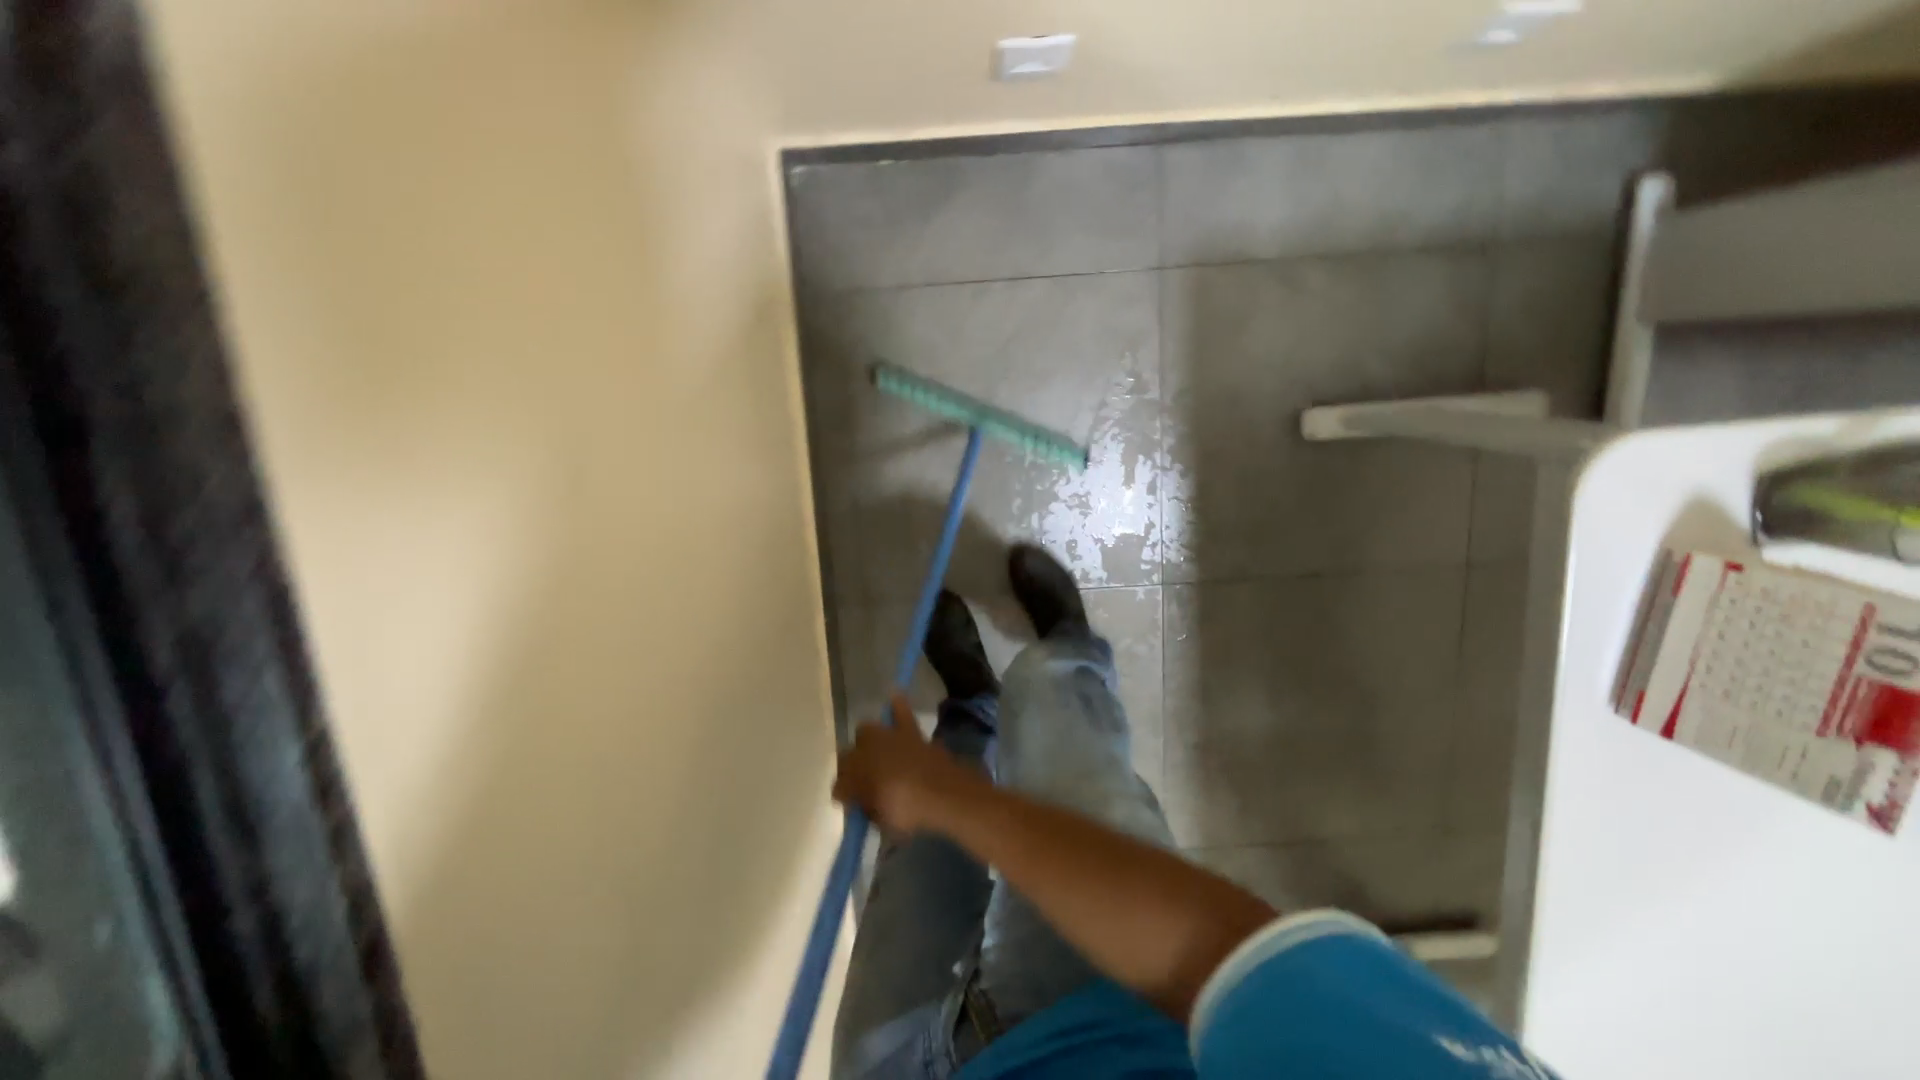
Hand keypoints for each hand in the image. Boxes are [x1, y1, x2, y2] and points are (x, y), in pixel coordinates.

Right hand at [832, 694, 985, 834]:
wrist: (942, 793)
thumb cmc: (908, 812)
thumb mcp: (882, 819)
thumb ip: (869, 808)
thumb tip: (863, 803)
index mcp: (854, 775)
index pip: (840, 782)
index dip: (845, 793)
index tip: (853, 803)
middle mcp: (864, 752)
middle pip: (849, 756)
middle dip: (853, 766)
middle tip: (864, 782)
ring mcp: (888, 739)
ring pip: (866, 733)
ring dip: (868, 743)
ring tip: (875, 754)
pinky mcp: (910, 732)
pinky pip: (901, 713)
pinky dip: (897, 706)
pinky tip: (894, 697)